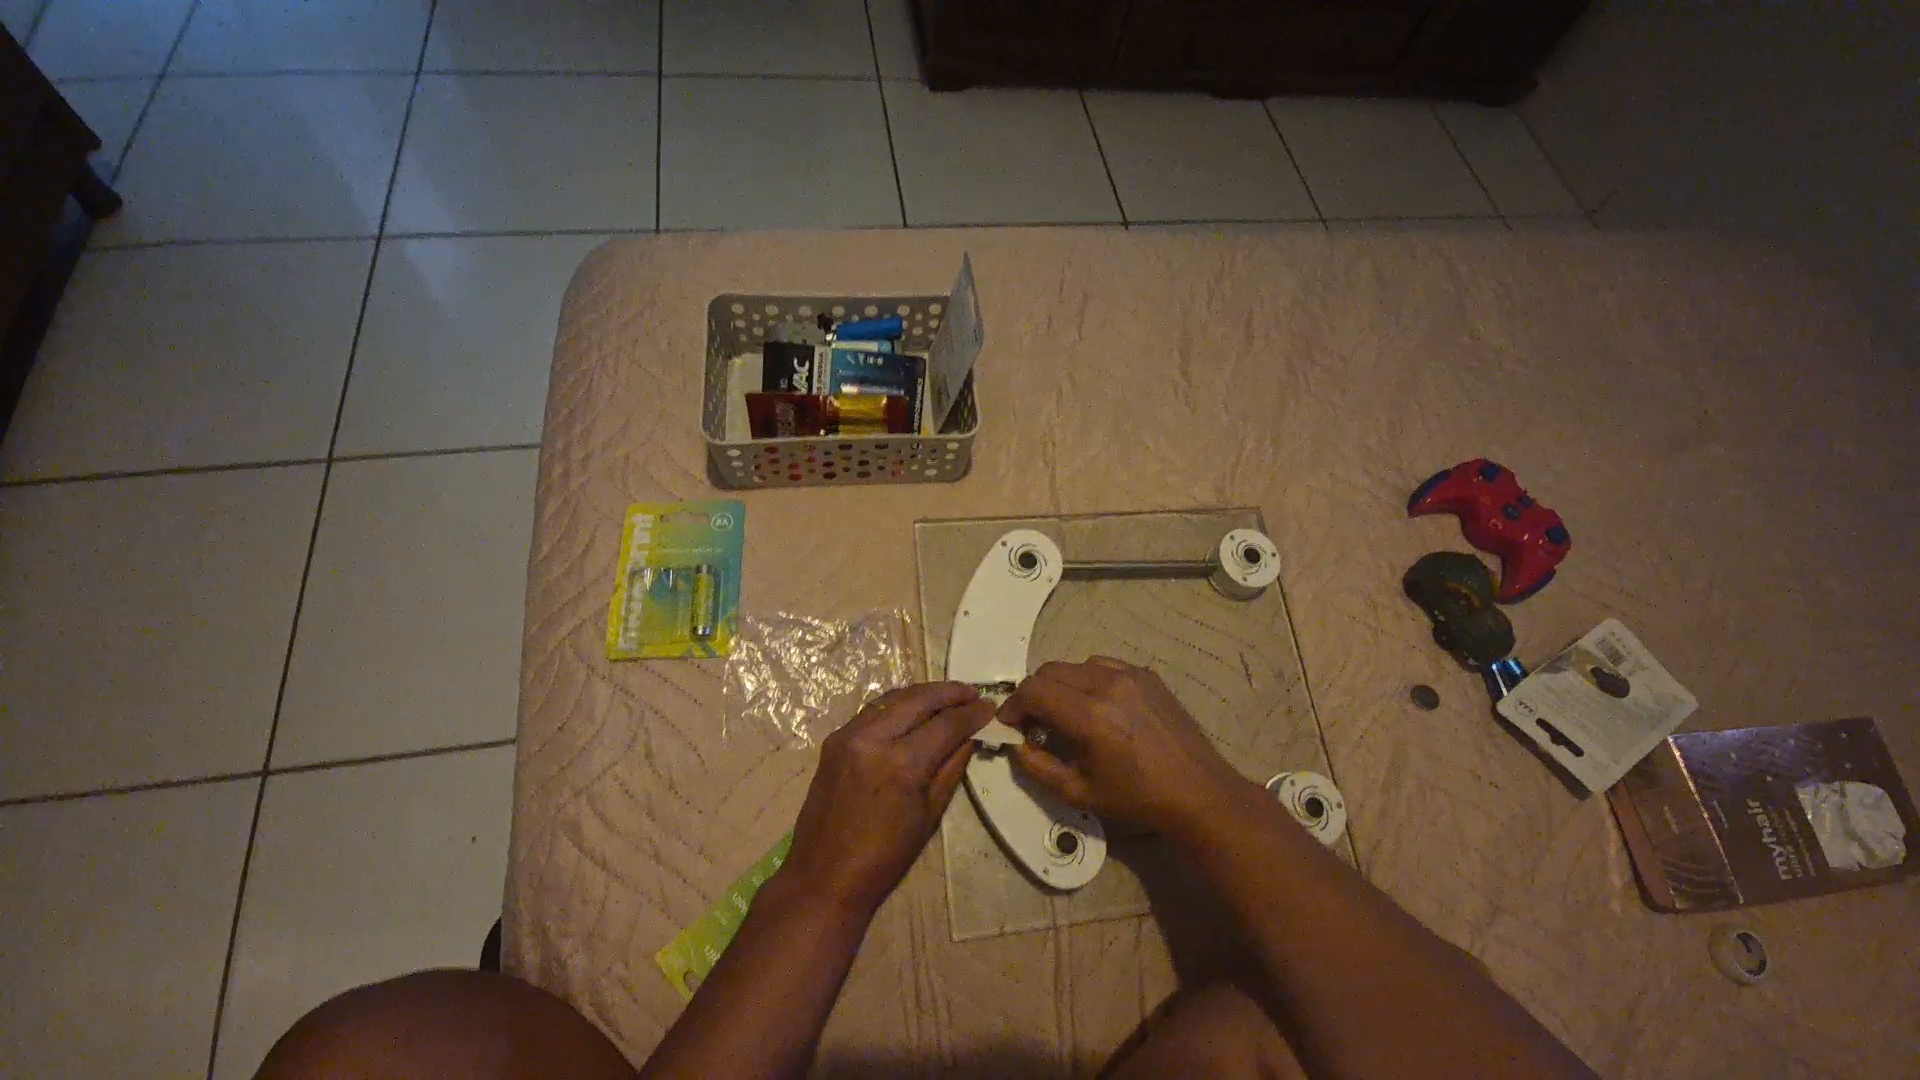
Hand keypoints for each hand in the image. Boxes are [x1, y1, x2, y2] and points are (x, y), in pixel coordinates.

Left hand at [782, 682, 992, 916]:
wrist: (823, 875)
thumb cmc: (885, 856)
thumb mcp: (929, 813)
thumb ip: (951, 767)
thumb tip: (971, 735)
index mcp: (902, 763)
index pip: (946, 724)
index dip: (971, 713)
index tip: (990, 706)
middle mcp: (873, 738)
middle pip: (918, 699)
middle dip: (948, 692)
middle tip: (971, 692)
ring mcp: (848, 735)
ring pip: (892, 698)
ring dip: (922, 694)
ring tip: (947, 697)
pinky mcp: (834, 739)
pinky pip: (872, 711)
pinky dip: (897, 705)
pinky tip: (913, 710)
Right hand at [999, 658, 1252, 835]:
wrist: (1198, 792)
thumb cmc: (1137, 798)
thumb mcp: (1079, 793)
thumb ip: (1037, 766)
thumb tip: (1016, 744)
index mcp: (1090, 716)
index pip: (1033, 690)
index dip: (1013, 706)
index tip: (1011, 725)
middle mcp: (1108, 685)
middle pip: (1049, 671)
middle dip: (1033, 694)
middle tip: (1033, 722)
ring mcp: (1131, 675)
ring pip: (1075, 665)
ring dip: (1060, 686)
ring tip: (1065, 714)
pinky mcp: (1148, 675)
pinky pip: (1103, 666)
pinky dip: (1087, 680)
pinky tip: (1096, 706)